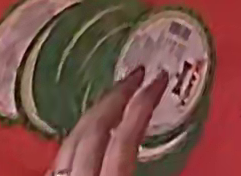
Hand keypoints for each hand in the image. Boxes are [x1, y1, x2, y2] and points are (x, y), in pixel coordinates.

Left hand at [49, 68, 169, 175]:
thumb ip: (156, 166)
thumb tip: (183, 161)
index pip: (126, 137)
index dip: (144, 102)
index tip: (160, 78)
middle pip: (95, 129)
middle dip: (118, 95)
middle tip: (138, 74)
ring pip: (72, 138)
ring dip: (95, 111)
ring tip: (115, 96)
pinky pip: (58, 157)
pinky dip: (76, 137)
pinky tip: (86, 132)